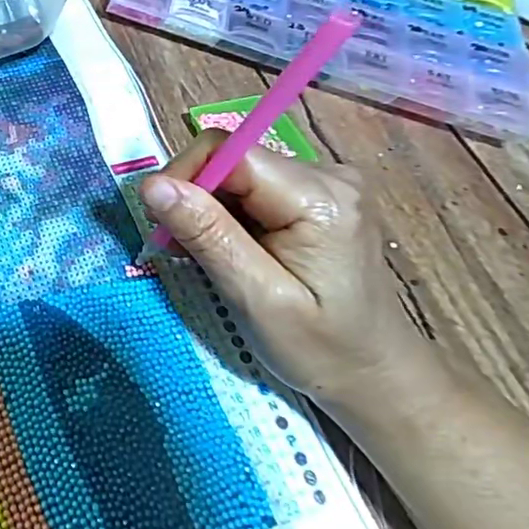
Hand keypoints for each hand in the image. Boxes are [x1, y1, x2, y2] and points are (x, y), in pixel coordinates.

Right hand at [138, 131, 444, 410]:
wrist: (376, 376)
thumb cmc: (320, 348)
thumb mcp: (255, 297)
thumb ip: (207, 234)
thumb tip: (152, 184)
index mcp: (320, 197)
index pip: (228, 151)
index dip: (183, 177)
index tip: (161, 225)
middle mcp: (327, 174)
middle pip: (229, 158)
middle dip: (191, 197)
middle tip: (174, 247)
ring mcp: (323, 182)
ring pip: (234, 173)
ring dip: (203, 209)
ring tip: (196, 254)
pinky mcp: (314, 195)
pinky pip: (249, 188)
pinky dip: (223, 215)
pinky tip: (222, 249)